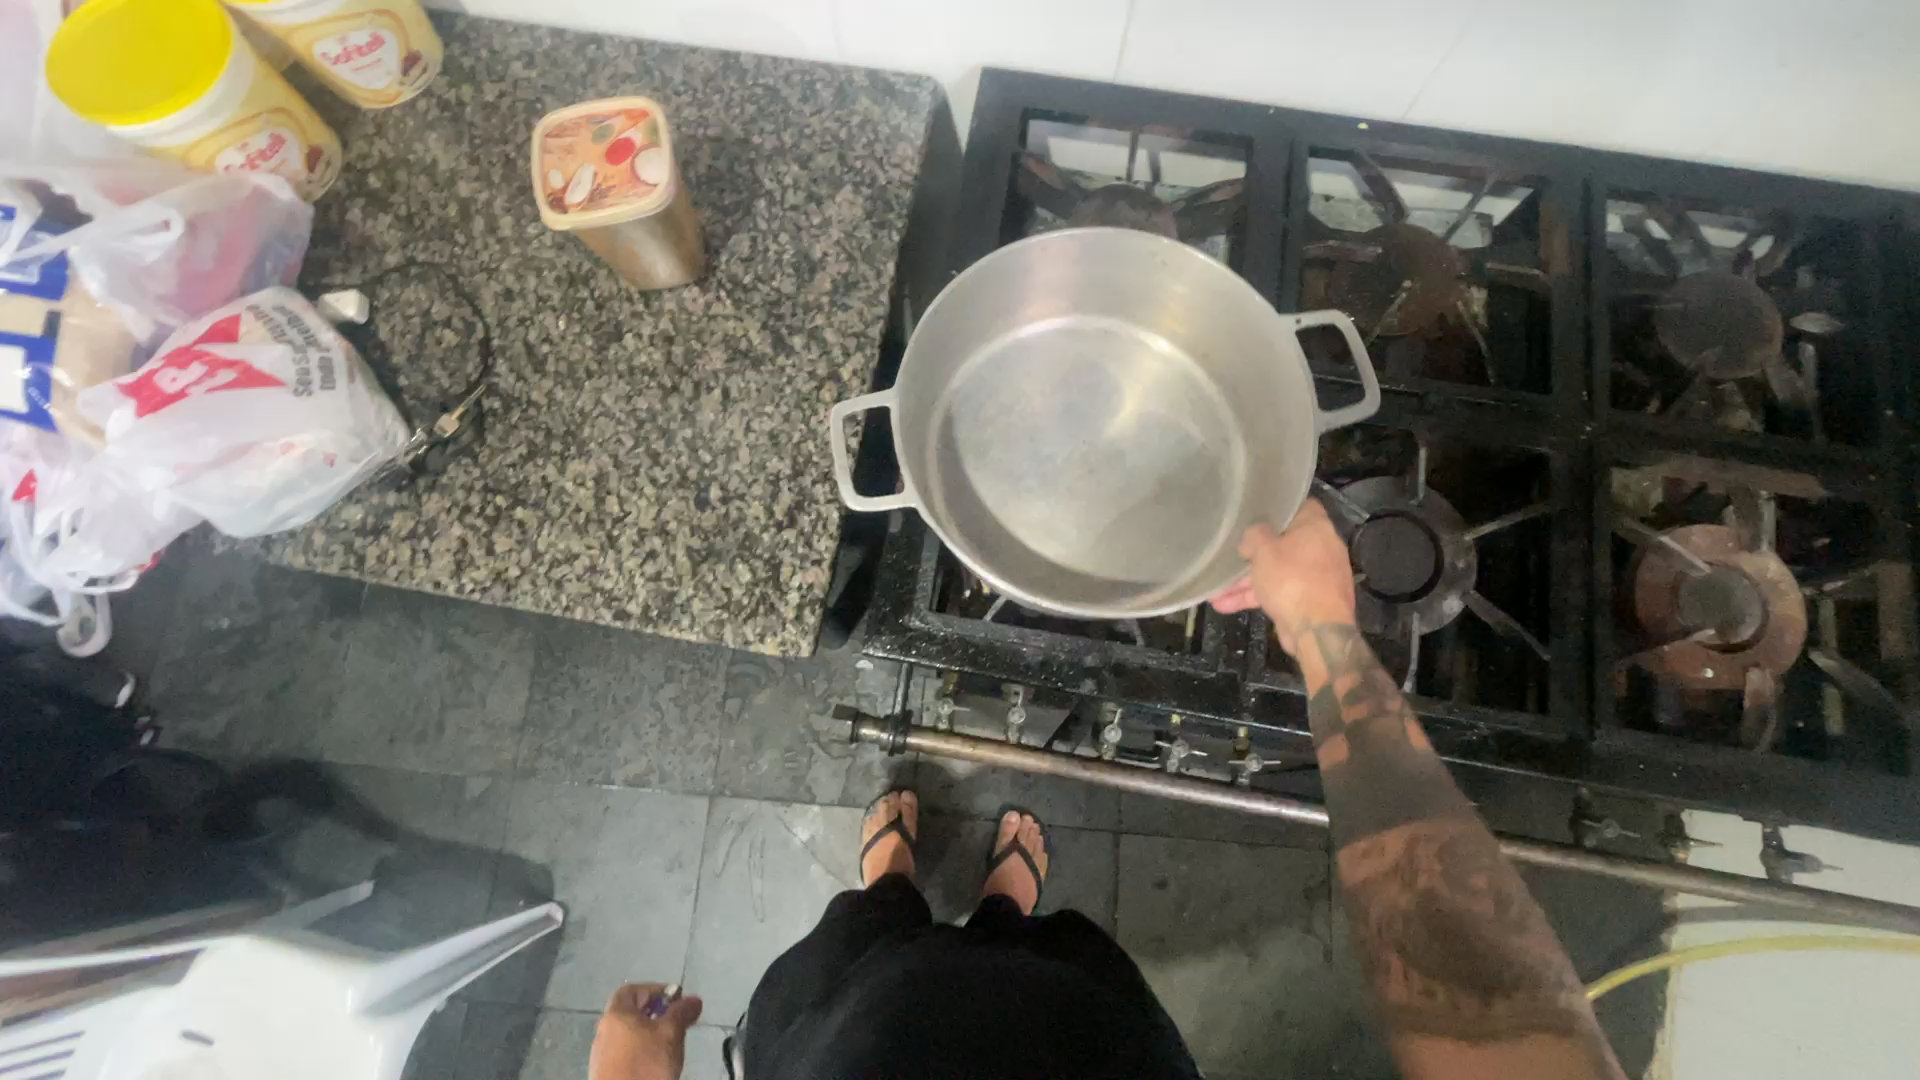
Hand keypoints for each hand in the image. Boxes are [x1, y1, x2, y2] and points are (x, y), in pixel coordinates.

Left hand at [589, 983, 703, 1079]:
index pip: (631, 990)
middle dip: (656, 1014)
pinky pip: (625, 1054)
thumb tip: (694, 999)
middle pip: (631, 1013)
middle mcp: (604, 1032)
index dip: (654, 990)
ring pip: (629, 1035)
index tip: (674, 1000)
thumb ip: (682, 1012)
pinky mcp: (604, 1075)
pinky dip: (641, 1051)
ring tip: (669, 1045)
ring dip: (650, 1034)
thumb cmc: (646, 1064)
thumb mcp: (671, 1033)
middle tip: (676, 1022)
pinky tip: (655, 1064)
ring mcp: (601, 1056)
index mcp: (616, 1015)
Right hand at [1209, 499, 1356, 654]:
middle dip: (1252, 553)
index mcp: (1316, 528)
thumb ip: (1254, 535)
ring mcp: (1316, 576)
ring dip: (1246, 581)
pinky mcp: (1308, 599)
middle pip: (1282, 542)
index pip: (1298, 506)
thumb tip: (1252, 536)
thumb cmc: (1292, 579)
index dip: (1276, 507)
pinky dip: (1255, 596)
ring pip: (1276, 571)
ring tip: (1216, 590)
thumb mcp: (1264, 550)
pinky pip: (1278, 591)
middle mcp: (1321, 548)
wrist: (1317, 630)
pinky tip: (1225, 605)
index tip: (1253, 511)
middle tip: (1230, 555)